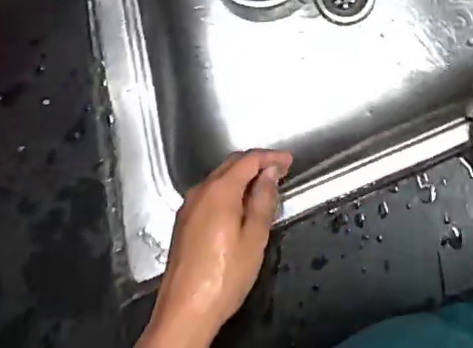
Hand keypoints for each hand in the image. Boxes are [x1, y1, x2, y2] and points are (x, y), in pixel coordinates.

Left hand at [141, 149, 291, 347]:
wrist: (183, 315)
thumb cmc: (224, 277)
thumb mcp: (254, 238)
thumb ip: (263, 200)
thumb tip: (270, 174)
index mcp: (220, 190)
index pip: (249, 160)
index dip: (271, 157)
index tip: (288, 161)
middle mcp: (201, 191)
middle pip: (231, 164)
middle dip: (256, 163)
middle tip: (279, 171)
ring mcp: (188, 207)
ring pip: (218, 178)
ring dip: (241, 177)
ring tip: (263, 188)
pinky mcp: (183, 223)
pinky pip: (209, 194)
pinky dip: (227, 191)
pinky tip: (239, 207)